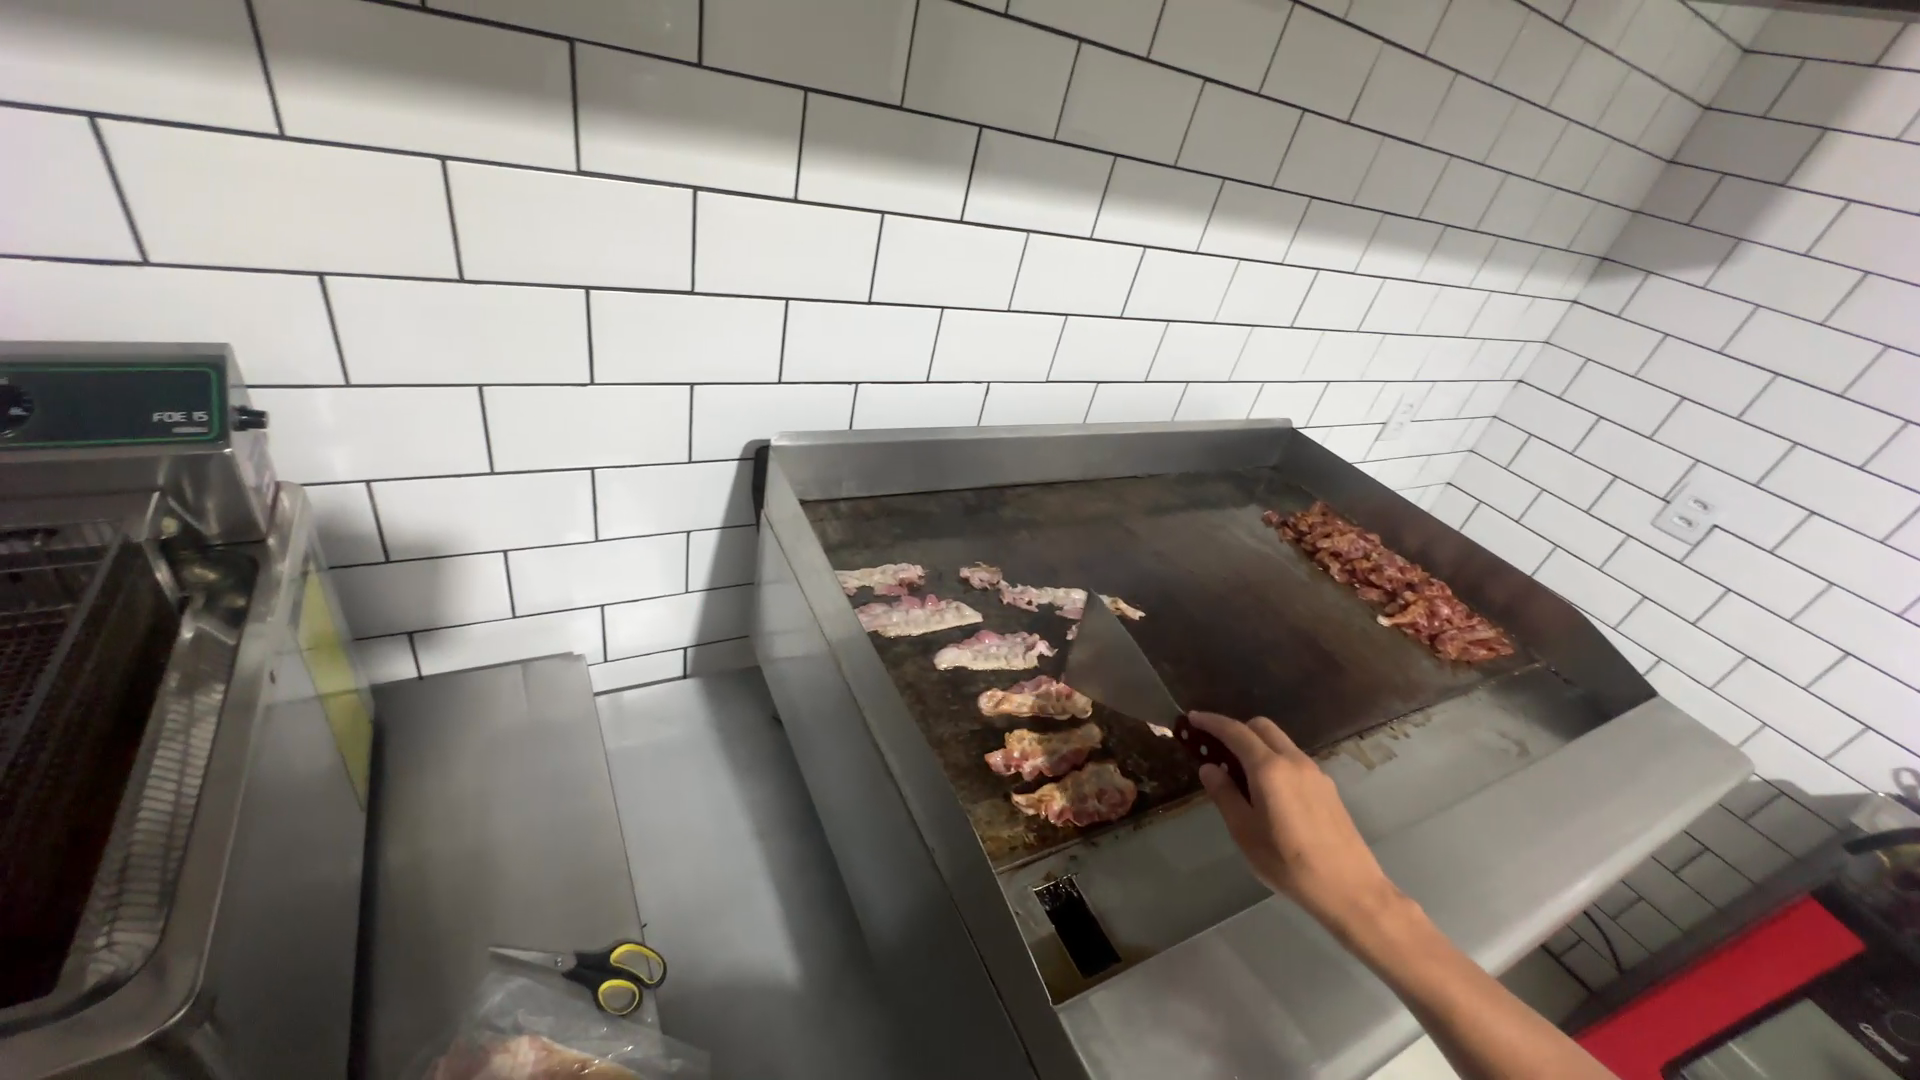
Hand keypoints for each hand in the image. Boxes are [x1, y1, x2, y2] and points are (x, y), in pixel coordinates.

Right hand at [1189, 711, 1403, 936]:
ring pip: (1280, 743)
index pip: (1236, 732)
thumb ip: (1225, 795)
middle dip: (1236, 729)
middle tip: (1216, 749)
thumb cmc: (1288, 863)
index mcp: (1269, 769)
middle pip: (1262, 727)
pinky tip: (1268, 792)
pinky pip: (1294, 760)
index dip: (1211, 722)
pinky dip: (1274, 761)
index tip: (1193, 718)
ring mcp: (1315, 773)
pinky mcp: (1327, 788)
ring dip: (1256, 746)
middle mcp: (1294, 761)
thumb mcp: (1245, 833)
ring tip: (1240, 775)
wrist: (1350, 889)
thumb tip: (1209, 767)